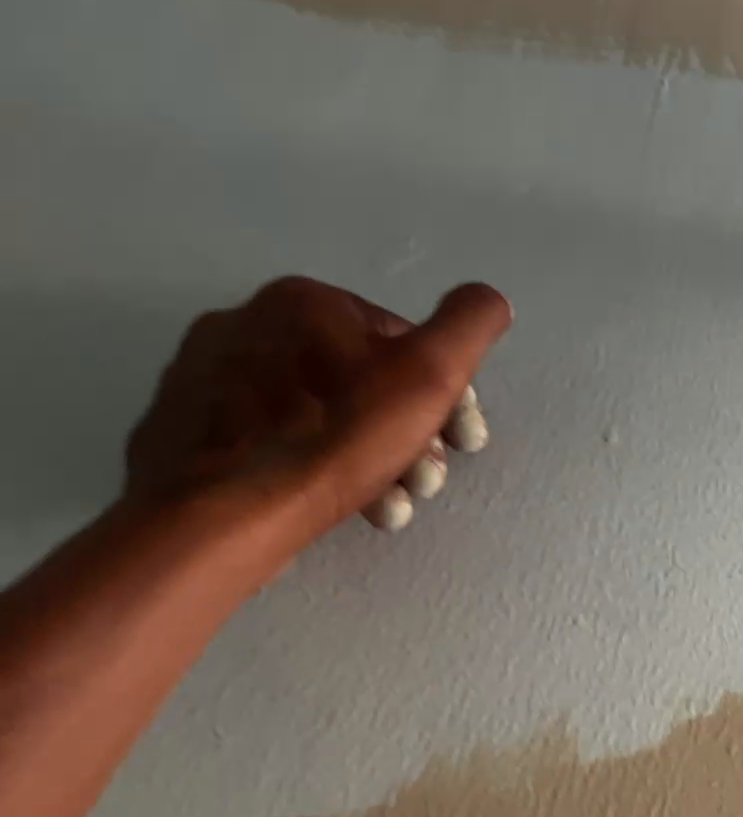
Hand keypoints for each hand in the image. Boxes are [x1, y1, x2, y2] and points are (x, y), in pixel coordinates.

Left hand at [124, 277, 511, 551]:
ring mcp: (202, 380)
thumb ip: (471, 322)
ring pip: (323, 418)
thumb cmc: (340, 436)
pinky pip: (274, 444)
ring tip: (392, 505)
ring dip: (374, 460)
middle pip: (363, 382)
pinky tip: (344, 503)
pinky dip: (318, 469)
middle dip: (410, 434)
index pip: (405, 341)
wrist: (221, 516)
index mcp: (303, 302)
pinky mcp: (180, 433)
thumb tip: (488, 300)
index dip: (447, 394)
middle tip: (427, 480)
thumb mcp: (434, 370)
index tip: (461, 441)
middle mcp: (245, 326)